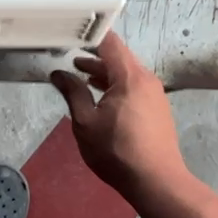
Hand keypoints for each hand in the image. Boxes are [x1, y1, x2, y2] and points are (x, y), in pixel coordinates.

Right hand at [48, 32, 189, 199]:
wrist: (156, 181)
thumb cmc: (116, 151)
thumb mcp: (85, 122)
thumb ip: (73, 93)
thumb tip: (59, 74)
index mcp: (130, 76)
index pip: (110, 42)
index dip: (90, 37)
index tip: (70, 38)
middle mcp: (146, 79)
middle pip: (120, 57)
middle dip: (96, 56)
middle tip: (71, 59)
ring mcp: (156, 94)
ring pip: (128, 73)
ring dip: (106, 73)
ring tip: (83, 78)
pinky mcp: (158, 109)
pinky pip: (135, 87)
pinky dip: (118, 85)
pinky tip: (103, 99)